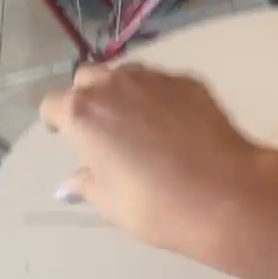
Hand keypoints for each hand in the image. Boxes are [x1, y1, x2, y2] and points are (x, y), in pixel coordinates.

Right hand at [39, 64, 272, 258]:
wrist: (225, 192)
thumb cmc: (157, 205)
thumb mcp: (111, 202)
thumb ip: (86, 184)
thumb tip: (68, 184)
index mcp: (83, 114)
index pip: (52, 104)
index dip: (56, 119)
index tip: (64, 135)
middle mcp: (114, 85)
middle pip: (87, 78)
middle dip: (87, 96)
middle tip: (101, 128)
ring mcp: (153, 78)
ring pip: (126, 73)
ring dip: (122, 91)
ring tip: (138, 124)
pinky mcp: (187, 80)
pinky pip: (162, 82)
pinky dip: (158, 96)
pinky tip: (174, 125)